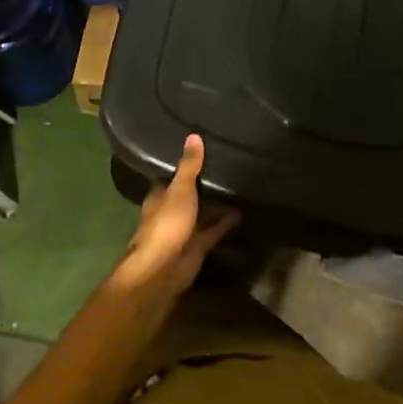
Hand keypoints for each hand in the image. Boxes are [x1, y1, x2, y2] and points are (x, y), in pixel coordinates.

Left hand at [112, 134, 239, 296]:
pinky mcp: (198, 245)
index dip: (185, 165)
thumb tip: (193, 135)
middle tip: (227, 167)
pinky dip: (225, 222)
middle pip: (189, 194)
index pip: (172, 176)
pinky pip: (214, 230)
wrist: (165, 267)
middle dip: (203, 185)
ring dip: (217, 204)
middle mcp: (171, 211)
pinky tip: (242, 212)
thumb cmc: (167, 223)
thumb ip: (189, 166)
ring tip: (239, 187)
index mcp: (160, 195)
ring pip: (202, 213)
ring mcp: (184, 229)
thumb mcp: (180, 189)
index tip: (203, 152)